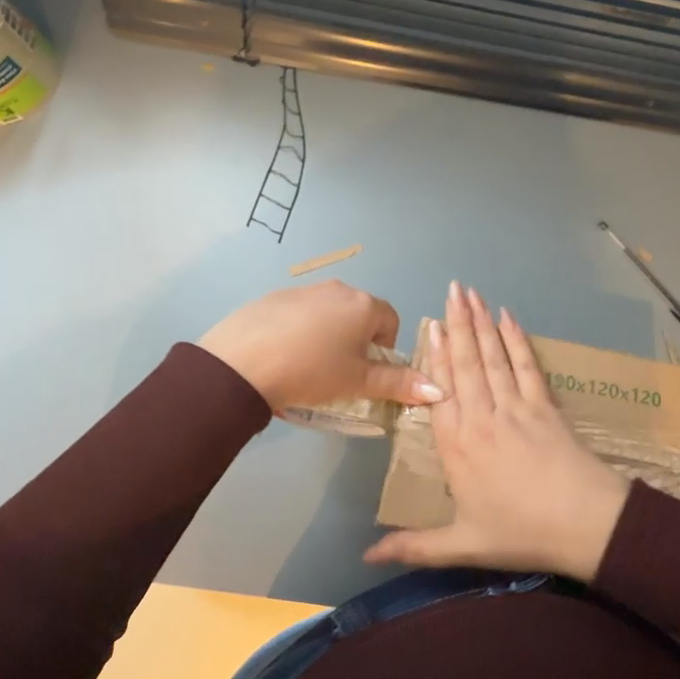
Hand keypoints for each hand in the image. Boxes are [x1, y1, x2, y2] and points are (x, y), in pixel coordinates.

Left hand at [198, 281, 443, 411]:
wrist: (241, 362)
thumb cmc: (311, 371)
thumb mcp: (358, 382)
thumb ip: (398, 384)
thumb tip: (438, 389)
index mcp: (364, 305)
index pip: (391, 320)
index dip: (385, 348)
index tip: (366, 373)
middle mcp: (338, 289)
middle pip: (360, 314)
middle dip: (357, 342)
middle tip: (340, 373)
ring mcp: (303, 290)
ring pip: (329, 313)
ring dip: (328, 335)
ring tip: (309, 367)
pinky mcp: (274, 297)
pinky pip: (299, 314)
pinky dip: (299, 332)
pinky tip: (283, 356)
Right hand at [364, 282, 629, 581]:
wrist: (585, 524)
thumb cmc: (521, 534)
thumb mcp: (462, 546)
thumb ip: (414, 546)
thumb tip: (366, 556)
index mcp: (458, 448)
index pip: (440, 392)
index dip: (434, 356)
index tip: (429, 325)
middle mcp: (483, 419)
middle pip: (466, 364)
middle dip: (457, 323)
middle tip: (452, 288)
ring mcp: (516, 408)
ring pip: (493, 358)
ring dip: (482, 323)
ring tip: (471, 293)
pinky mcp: (546, 406)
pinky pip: (527, 366)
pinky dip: (517, 340)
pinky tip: (509, 317)